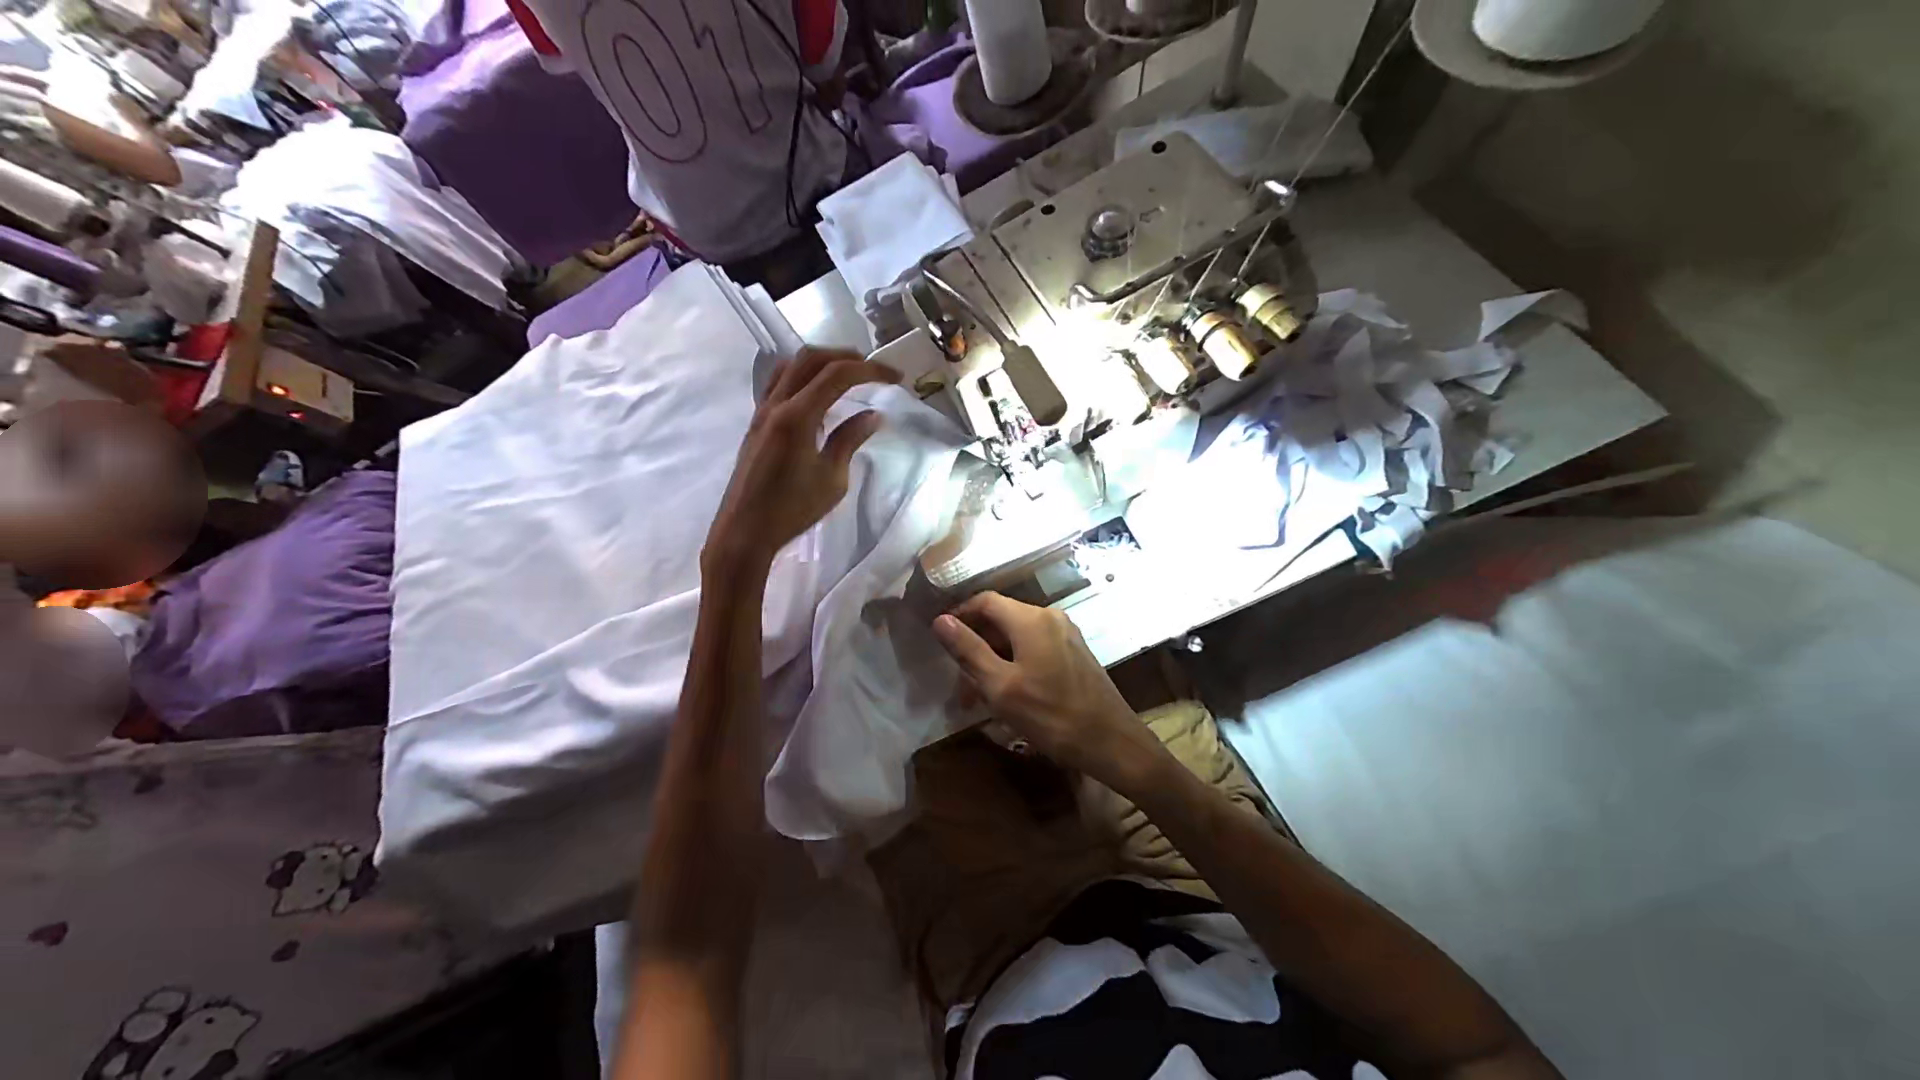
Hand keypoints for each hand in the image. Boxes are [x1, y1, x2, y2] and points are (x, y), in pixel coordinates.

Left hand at [704, 347, 898, 573]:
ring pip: (791, 365)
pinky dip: (804, 377)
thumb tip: (872, 415)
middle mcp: (776, 404)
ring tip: (847, 375)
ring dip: (822, 362)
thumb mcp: (832, 478)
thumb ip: (850, 440)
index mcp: (797, 416)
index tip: (896, 378)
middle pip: (811, 358)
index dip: (871, 370)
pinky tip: (818, 396)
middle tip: (874, 370)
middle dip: (846, 357)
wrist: (745, 531)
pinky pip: (780, 383)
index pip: (838, 375)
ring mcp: (762, 411)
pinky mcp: (757, 422)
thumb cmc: (792, 510)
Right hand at [932, 592, 1165, 790]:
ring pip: (1017, 636)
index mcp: (1031, 619)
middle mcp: (1050, 617)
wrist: (1111, 742)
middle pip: (1001, 618)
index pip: (985, 600)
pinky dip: (1014, 663)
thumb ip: (968, 650)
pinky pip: (1035, 648)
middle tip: (958, 680)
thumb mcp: (1000, 686)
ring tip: (978, 695)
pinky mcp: (1074, 653)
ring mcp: (1066, 634)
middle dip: (975, 644)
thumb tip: (940, 620)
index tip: (939, 638)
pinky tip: (1007, 694)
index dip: (959, 614)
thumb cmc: (1051, 715)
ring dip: (994, 659)